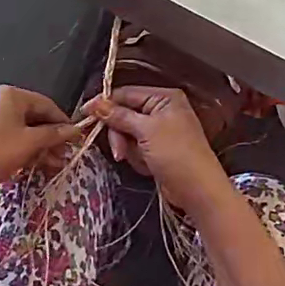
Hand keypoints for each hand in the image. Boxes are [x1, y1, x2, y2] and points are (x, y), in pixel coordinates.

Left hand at [0, 86, 80, 193]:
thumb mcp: (30, 142)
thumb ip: (54, 134)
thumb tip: (74, 130)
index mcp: (12, 95)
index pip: (46, 104)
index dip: (63, 122)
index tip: (77, 140)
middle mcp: (1, 100)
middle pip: (36, 116)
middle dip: (51, 137)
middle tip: (64, 156)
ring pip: (25, 129)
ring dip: (40, 146)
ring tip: (53, 165)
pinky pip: (13, 136)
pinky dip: (26, 148)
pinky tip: (35, 164)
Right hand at [85, 86, 225, 198]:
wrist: (199, 192)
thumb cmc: (177, 155)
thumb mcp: (145, 131)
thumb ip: (118, 115)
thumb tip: (95, 104)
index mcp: (163, 98)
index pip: (125, 94)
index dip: (105, 104)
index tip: (85, 113)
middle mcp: (161, 110)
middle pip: (123, 114)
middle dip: (119, 134)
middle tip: (119, 150)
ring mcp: (159, 130)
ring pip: (126, 132)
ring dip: (128, 148)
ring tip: (140, 160)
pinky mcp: (157, 148)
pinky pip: (134, 146)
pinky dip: (136, 156)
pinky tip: (147, 165)